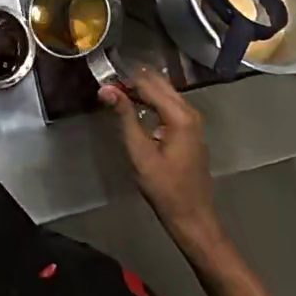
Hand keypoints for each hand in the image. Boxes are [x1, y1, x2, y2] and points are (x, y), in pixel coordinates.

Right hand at [100, 70, 221, 251]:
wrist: (192, 217)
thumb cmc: (164, 187)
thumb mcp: (139, 151)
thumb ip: (124, 116)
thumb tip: (106, 88)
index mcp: (180, 116)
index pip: (148, 84)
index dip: (124, 80)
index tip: (103, 79)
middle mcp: (190, 113)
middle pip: (159, 83)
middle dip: (133, 80)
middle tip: (108, 83)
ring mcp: (193, 121)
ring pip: (165, 92)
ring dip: (142, 89)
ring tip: (116, 91)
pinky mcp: (190, 130)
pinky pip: (169, 104)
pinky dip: (151, 100)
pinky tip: (134, 105)